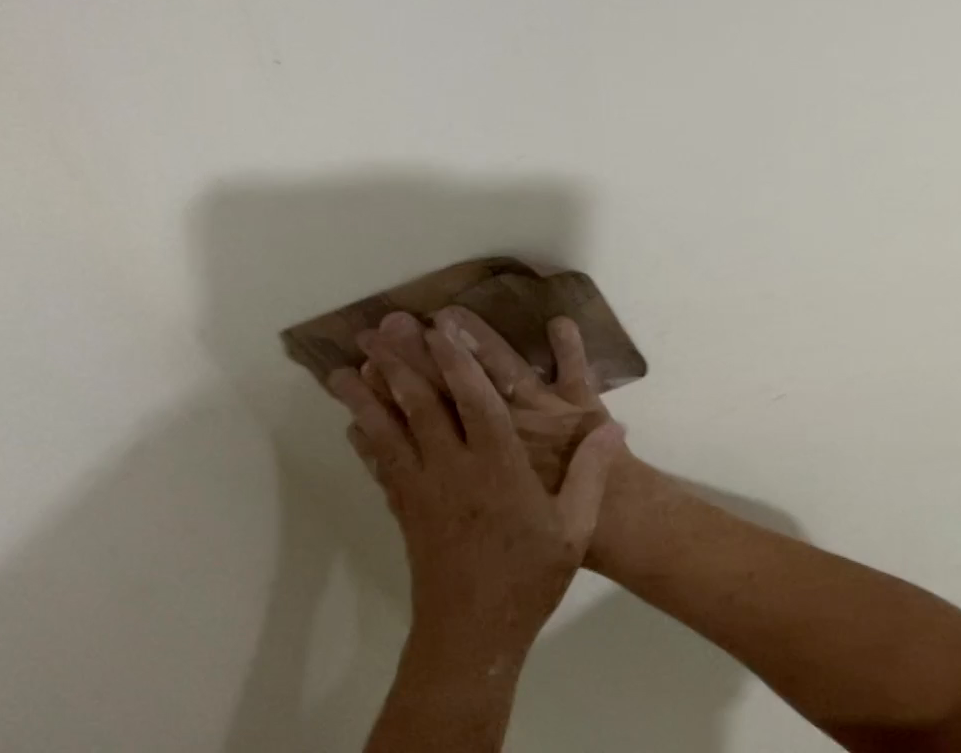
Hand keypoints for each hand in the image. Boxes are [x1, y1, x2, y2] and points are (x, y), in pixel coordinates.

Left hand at [326, 310, 626, 656]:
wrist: (474, 633)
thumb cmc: (529, 576)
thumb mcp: (574, 527)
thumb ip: (591, 473)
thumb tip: (615, 429)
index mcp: (498, 467)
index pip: (474, 402)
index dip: (456, 361)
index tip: (439, 327)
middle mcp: (453, 470)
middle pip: (422, 407)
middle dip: (403, 363)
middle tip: (382, 328)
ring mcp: (423, 491)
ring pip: (390, 433)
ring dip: (368, 397)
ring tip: (344, 367)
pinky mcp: (406, 512)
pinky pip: (381, 467)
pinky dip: (366, 440)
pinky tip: (353, 423)